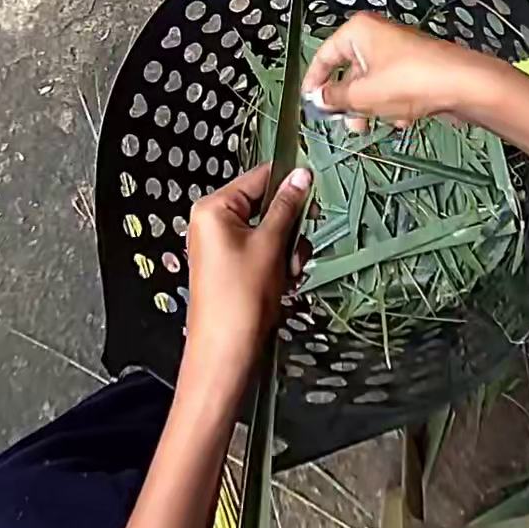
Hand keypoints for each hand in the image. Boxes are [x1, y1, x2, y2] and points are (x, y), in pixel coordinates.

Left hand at [182, 163, 313, 386]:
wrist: (225, 354)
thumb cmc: (241, 297)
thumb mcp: (270, 244)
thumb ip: (287, 206)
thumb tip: (302, 173)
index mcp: (214, 208)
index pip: (259, 177)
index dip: (289, 184)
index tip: (315, 193)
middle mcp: (214, 221)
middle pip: (266, 206)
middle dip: (289, 228)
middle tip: (298, 249)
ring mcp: (222, 244)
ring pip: (270, 230)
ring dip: (288, 250)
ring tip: (289, 275)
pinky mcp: (232, 265)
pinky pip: (263, 250)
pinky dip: (279, 264)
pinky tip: (284, 283)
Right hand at [302, 12, 513, 131]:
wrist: (463, 86)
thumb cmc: (418, 78)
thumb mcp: (361, 95)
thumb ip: (334, 98)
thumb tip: (320, 99)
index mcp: (359, 31)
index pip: (324, 56)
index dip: (315, 82)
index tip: (311, 100)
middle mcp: (378, 36)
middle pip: (349, 72)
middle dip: (347, 101)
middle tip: (345, 119)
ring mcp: (398, 51)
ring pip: (371, 83)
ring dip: (370, 107)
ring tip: (375, 122)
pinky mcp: (414, 68)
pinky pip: (392, 88)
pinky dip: (391, 104)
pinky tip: (401, 117)